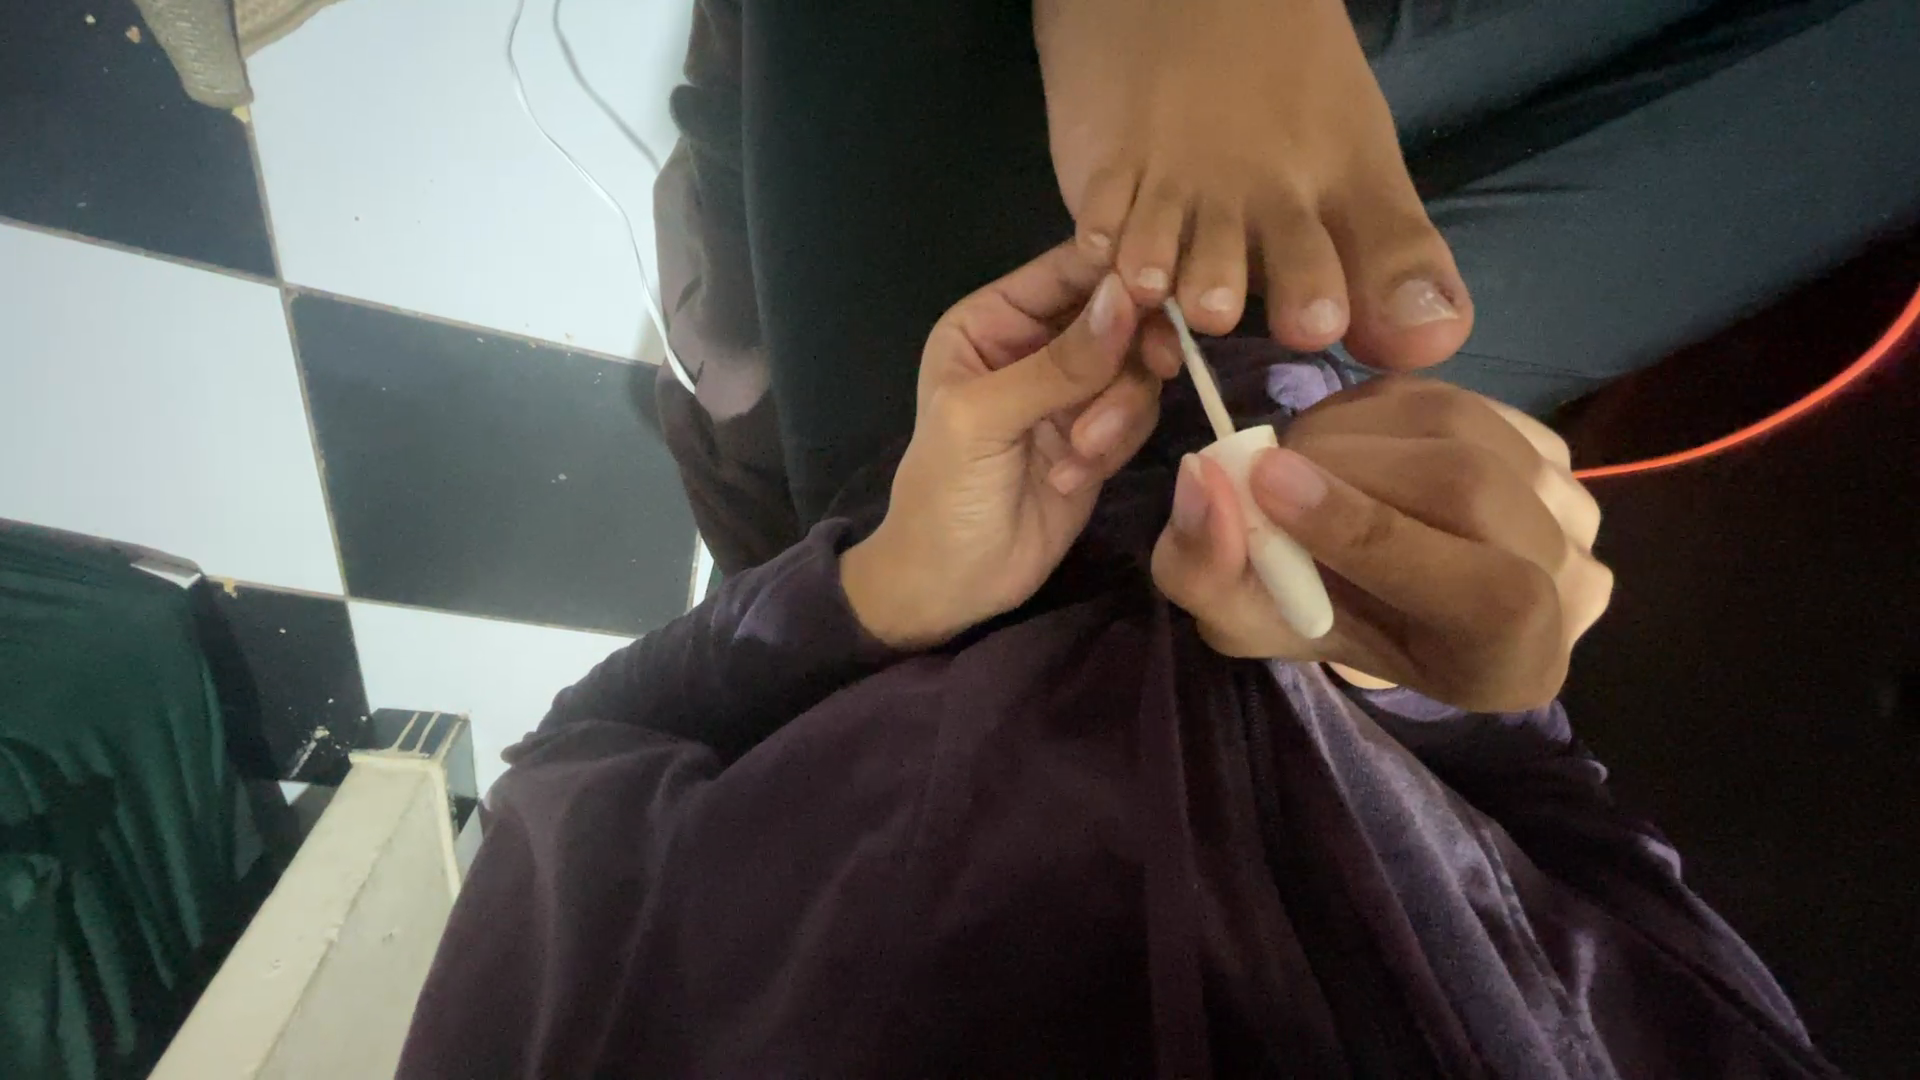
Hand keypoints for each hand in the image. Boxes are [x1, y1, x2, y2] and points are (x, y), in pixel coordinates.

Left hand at [842, 243, 1179, 648]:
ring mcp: (1069, 394)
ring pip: (1134, 369)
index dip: (1120, 273)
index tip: (1162, 294)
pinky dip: (1114, 444)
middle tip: (1154, 371)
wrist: (954, 582)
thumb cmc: (944, 493)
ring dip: (1116, 412)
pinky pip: (1136, 416)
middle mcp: (1034, 346)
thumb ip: (1058, 363)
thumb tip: (1126, 295)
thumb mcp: (985, 419)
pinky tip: (1071, 477)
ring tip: (1080, 453)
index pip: (1070, 270)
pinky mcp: (1097, 437)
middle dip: (1128, 354)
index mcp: (992, 321)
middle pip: (1117, 315)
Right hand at [1151, 378, 1612, 710]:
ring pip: (1460, 426)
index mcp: (1509, 666)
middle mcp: (1572, 584)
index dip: (1372, 533)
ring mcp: (1570, 502)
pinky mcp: (1540, 442)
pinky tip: (1340, 445)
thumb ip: (1204, 568)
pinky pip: (1452, 397)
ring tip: (1295, 460)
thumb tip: (1203, 476)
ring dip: (1348, 429)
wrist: (1357, 590)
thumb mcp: (1233, 617)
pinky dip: (1372, 409)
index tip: (1266, 481)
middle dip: (1340, 464)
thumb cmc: (1302, 620)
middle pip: (1469, 488)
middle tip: (1262, 470)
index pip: (1485, 594)